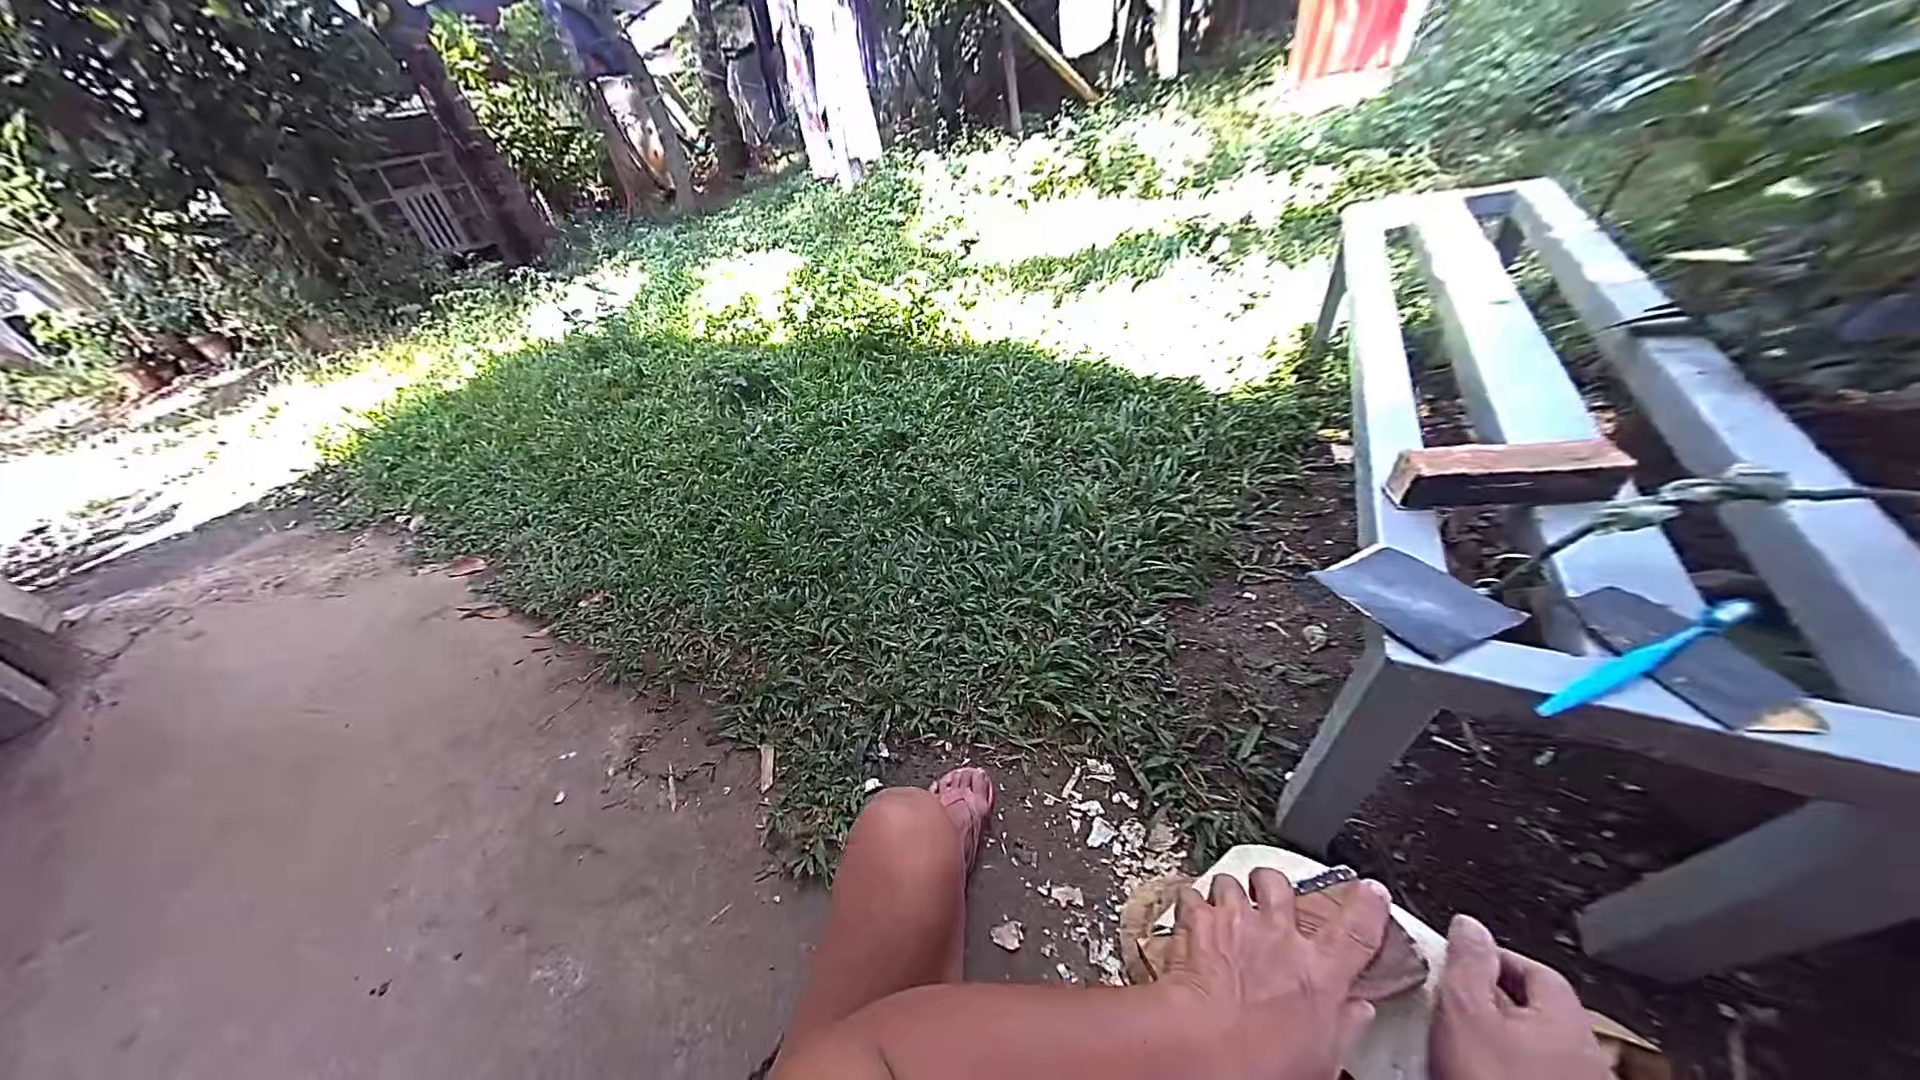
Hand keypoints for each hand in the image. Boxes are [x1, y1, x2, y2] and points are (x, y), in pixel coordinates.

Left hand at [1157, 870, 1390, 1079]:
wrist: (1207, 1046)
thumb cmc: (1264, 1063)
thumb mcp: (1321, 1057)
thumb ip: (1344, 1025)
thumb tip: (1360, 1011)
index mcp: (1318, 971)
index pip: (1356, 931)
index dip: (1368, 907)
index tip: (1371, 891)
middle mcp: (1278, 935)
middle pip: (1279, 884)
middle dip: (1271, 884)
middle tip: (1265, 896)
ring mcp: (1235, 920)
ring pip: (1231, 882)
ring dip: (1228, 894)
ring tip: (1223, 912)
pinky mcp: (1198, 918)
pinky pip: (1192, 895)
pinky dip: (1191, 904)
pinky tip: (1190, 920)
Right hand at [1431, 914, 1614, 1079]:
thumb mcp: (1466, 1011)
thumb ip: (1468, 962)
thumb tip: (1469, 926)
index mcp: (1567, 1025)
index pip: (1533, 968)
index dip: (1492, 955)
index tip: (1460, 952)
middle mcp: (1585, 1060)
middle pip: (1534, 1009)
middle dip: (1492, 997)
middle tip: (1453, 994)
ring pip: (1532, 1046)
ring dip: (1496, 1034)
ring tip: (1458, 1036)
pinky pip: (1529, 1073)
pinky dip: (1502, 1066)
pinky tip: (1475, 1071)